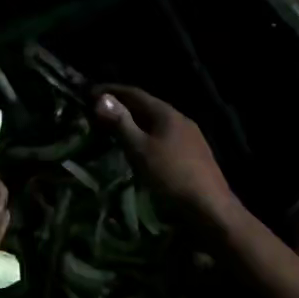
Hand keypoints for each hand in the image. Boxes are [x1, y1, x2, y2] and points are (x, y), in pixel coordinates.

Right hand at [93, 85, 236, 222]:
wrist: (210, 207)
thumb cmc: (171, 175)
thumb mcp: (140, 149)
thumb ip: (121, 123)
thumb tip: (102, 98)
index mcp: (167, 113)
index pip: (134, 93)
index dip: (111, 90)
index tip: (88, 93)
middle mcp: (180, 118)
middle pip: (146, 106)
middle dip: (121, 106)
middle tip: (97, 112)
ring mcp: (189, 136)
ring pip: (155, 122)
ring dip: (134, 122)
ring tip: (113, 129)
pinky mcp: (193, 153)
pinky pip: (163, 136)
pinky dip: (145, 135)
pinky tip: (139, 147)